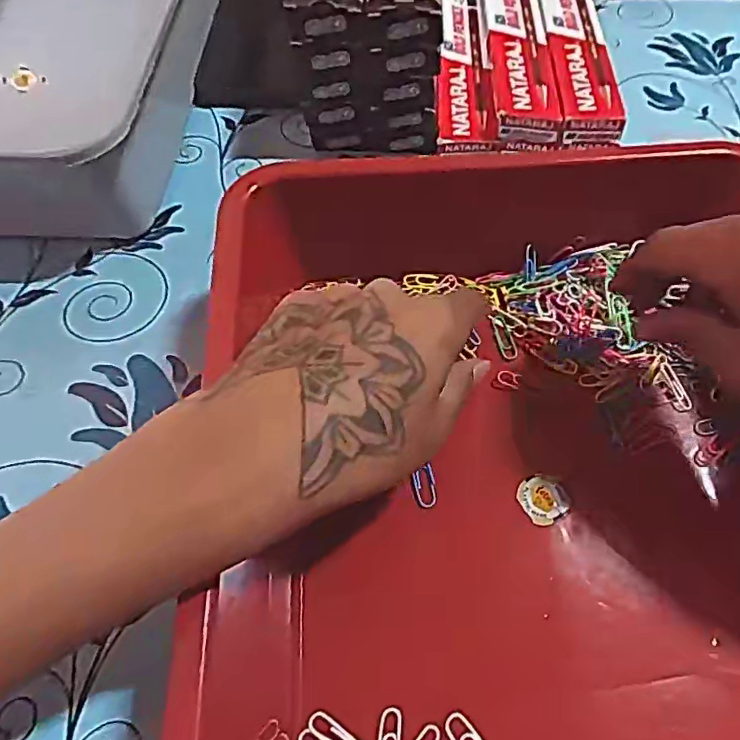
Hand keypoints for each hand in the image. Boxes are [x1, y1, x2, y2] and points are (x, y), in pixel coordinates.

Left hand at [180, 279, 489, 522]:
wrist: (265, 442)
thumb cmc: (365, 444)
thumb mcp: (430, 433)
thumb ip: (458, 390)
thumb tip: (474, 364)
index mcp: (434, 323)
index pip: (468, 300)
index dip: (469, 319)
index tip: (461, 341)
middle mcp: (390, 297)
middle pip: (415, 303)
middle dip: (415, 328)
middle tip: (398, 372)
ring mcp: (339, 296)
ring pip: (369, 304)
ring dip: (370, 327)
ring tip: (350, 370)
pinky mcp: (293, 304)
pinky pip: (328, 309)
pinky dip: (331, 328)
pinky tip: (313, 364)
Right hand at [612, 195, 739, 492]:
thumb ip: (695, 336)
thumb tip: (653, 320)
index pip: (665, 246)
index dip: (634, 272)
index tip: (622, 301)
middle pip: (701, 236)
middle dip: (673, 275)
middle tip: (665, 319)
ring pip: (737, 235)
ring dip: (712, 271)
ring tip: (715, 320)